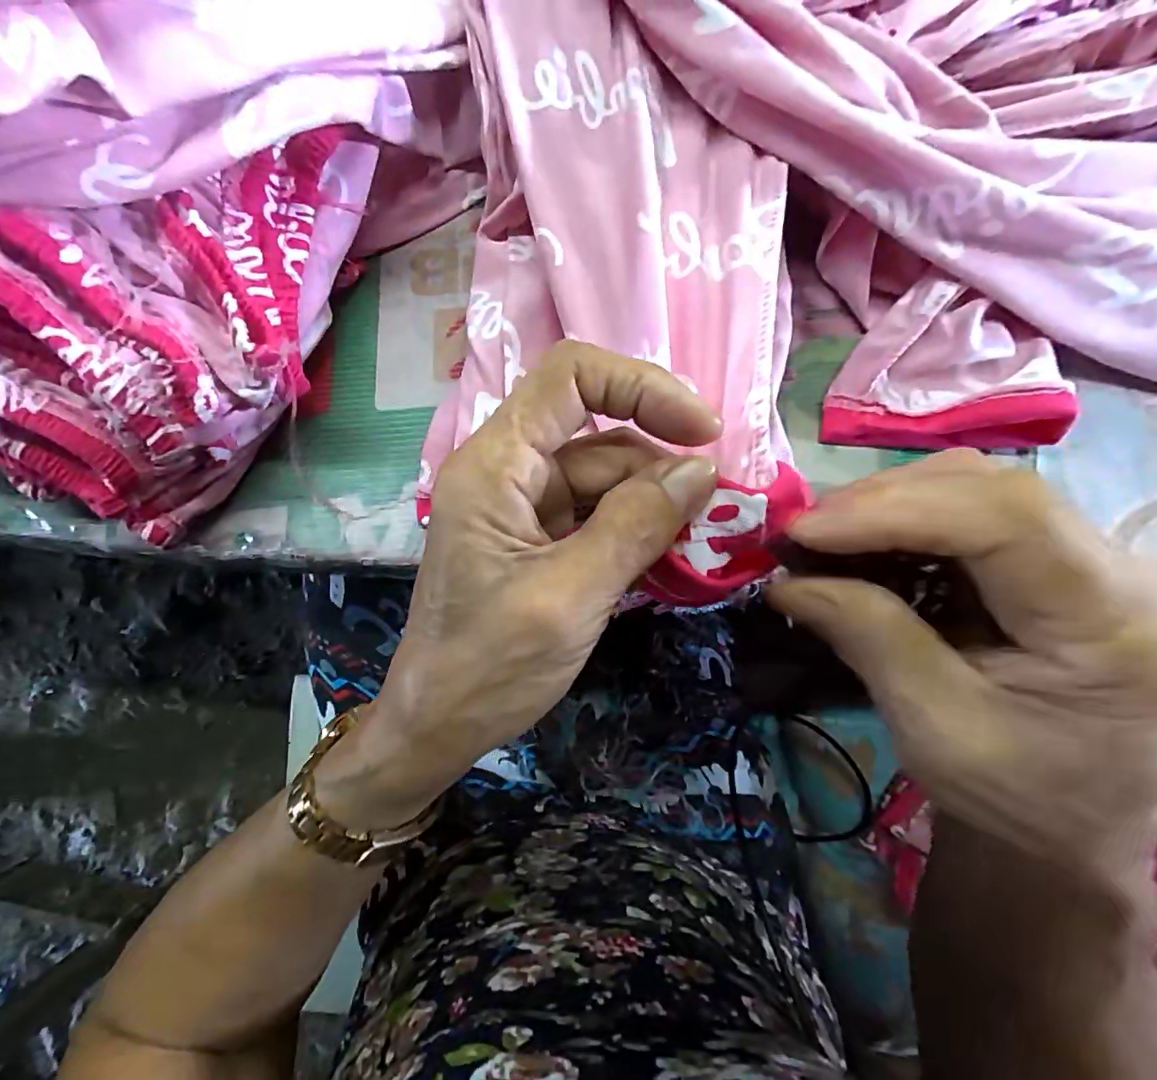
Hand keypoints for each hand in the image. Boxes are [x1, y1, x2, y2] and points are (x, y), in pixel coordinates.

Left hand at [316, 342, 722, 828]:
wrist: (438, 724)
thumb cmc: (491, 665)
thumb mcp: (571, 595)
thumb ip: (636, 524)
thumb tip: (701, 468)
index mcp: (493, 466)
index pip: (569, 376)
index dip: (641, 386)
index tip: (701, 433)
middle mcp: (501, 472)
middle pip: (592, 429)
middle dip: (657, 459)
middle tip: (717, 508)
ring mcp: (516, 507)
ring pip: (597, 474)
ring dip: (650, 497)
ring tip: (698, 537)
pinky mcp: (530, 540)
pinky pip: (589, 512)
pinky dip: (629, 525)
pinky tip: (666, 551)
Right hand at [766, 450, 1156, 885]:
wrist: (1067, 835)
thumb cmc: (1009, 797)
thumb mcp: (932, 726)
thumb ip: (868, 636)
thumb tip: (787, 580)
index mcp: (1124, 636)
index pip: (1012, 525)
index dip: (896, 510)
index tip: (804, 530)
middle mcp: (1138, 584)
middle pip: (1002, 493)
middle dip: (886, 501)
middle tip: (804, 532)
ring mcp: (1113, 570)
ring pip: (990, 491)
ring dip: (892, 503)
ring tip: (826, 537)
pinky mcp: (1074, 569)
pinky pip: (984, 516)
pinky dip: (909, 519)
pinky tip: (866, 543)